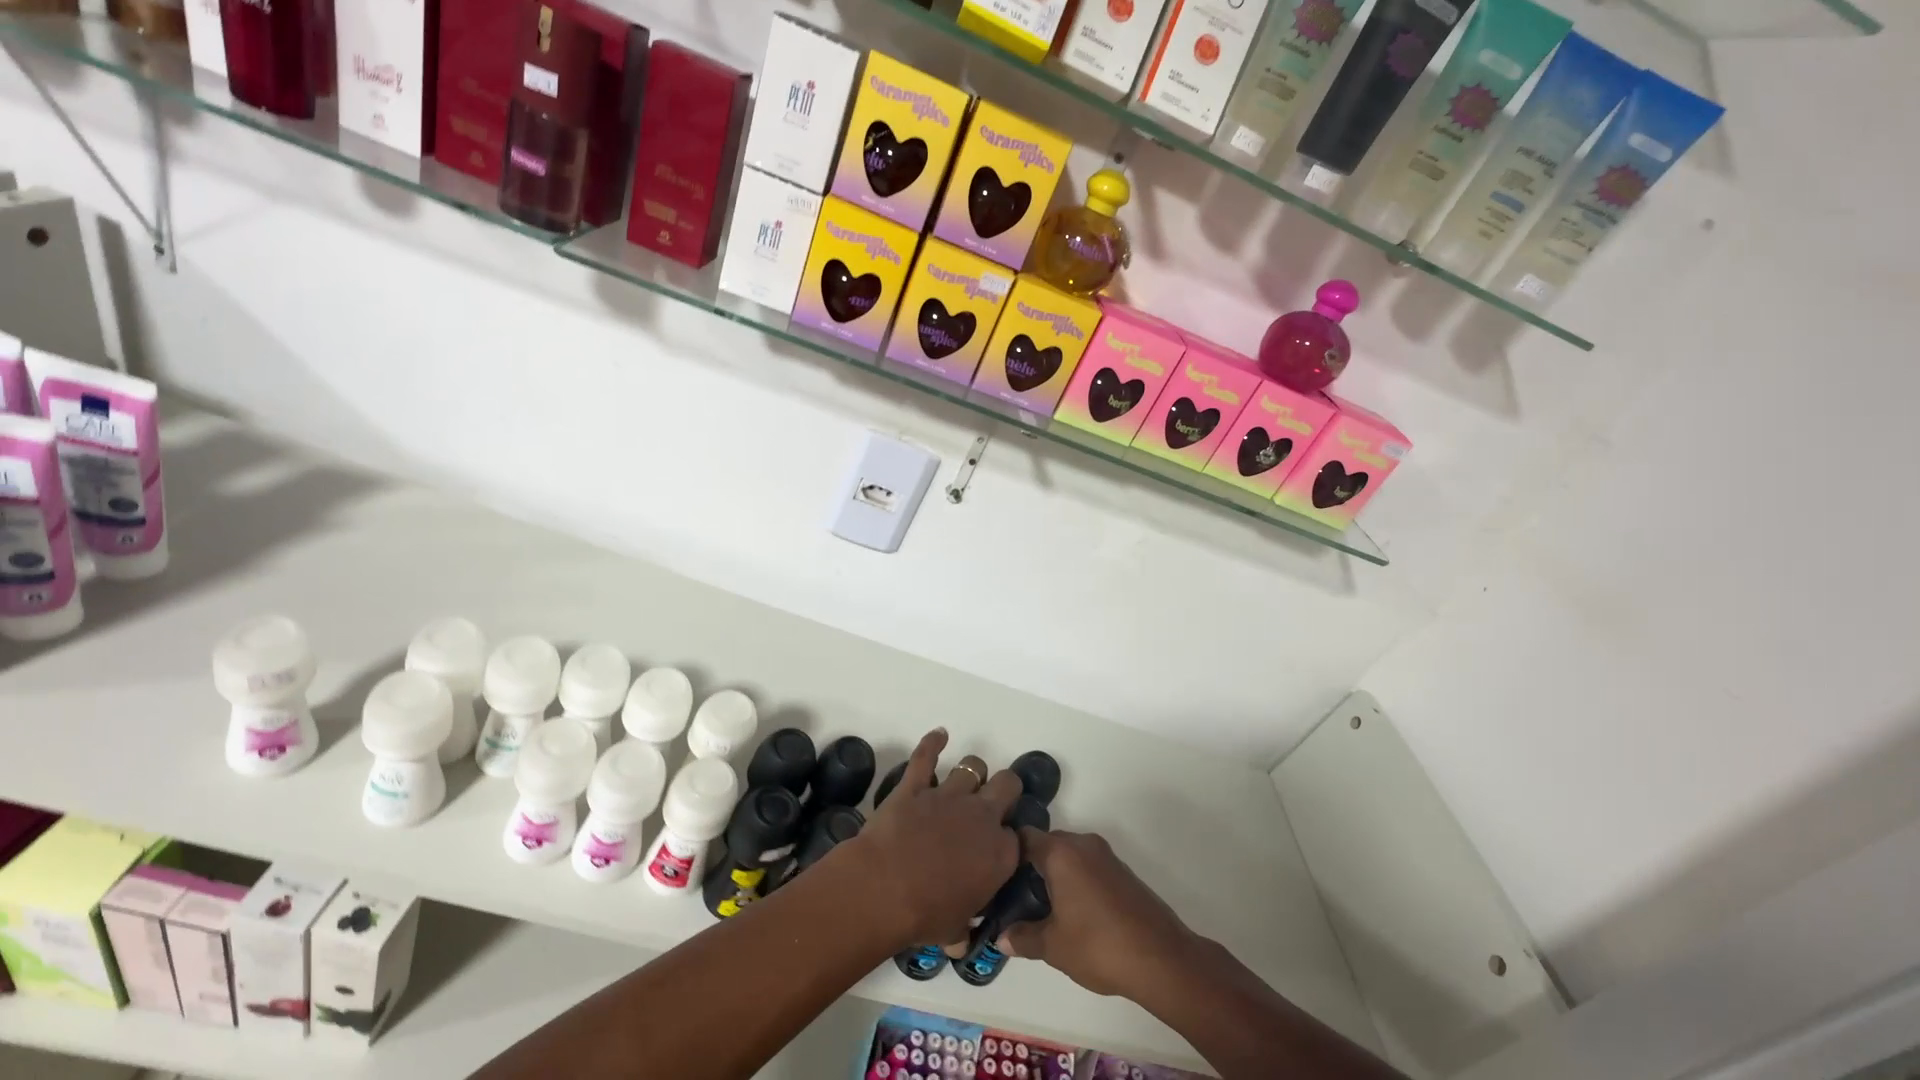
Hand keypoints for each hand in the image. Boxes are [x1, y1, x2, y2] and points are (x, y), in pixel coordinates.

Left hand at [840, 729, 1021, 949]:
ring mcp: (949, 797)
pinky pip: (926, 755)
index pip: (1017, 838)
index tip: (999, 847)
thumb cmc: (925, 916)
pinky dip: (933, 742)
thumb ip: (963, 931)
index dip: (1009, 840)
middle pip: (1007, 785)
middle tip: (995, 798)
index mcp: (1000, 854)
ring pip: (972, 766)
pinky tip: (939, 735)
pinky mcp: (916, 786)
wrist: (884, 888)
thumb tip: (961, 942)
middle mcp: (982, 817)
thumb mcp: (953, 931)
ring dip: (972, 771)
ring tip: (968, 777)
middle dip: (1005, 788)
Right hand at [1001, 828, 1194, 997]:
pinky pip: (1088, 868)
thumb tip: (1001, 939)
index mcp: (1062, 853)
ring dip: (1054, 876)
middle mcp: (1084, 845)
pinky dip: (1075, 883)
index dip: (1005, 853)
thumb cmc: (1098, 945)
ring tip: (1039, 908)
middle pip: (1047, 845)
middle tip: (1012, 897)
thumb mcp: (1052, 946)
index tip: (993, 876)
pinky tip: (1071, 913)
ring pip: (1069, 857)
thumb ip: (1023, 937)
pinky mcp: (1124, 874)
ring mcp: (1107, 858)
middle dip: (1029, 867)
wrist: (1161, 959)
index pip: (1023, 837)